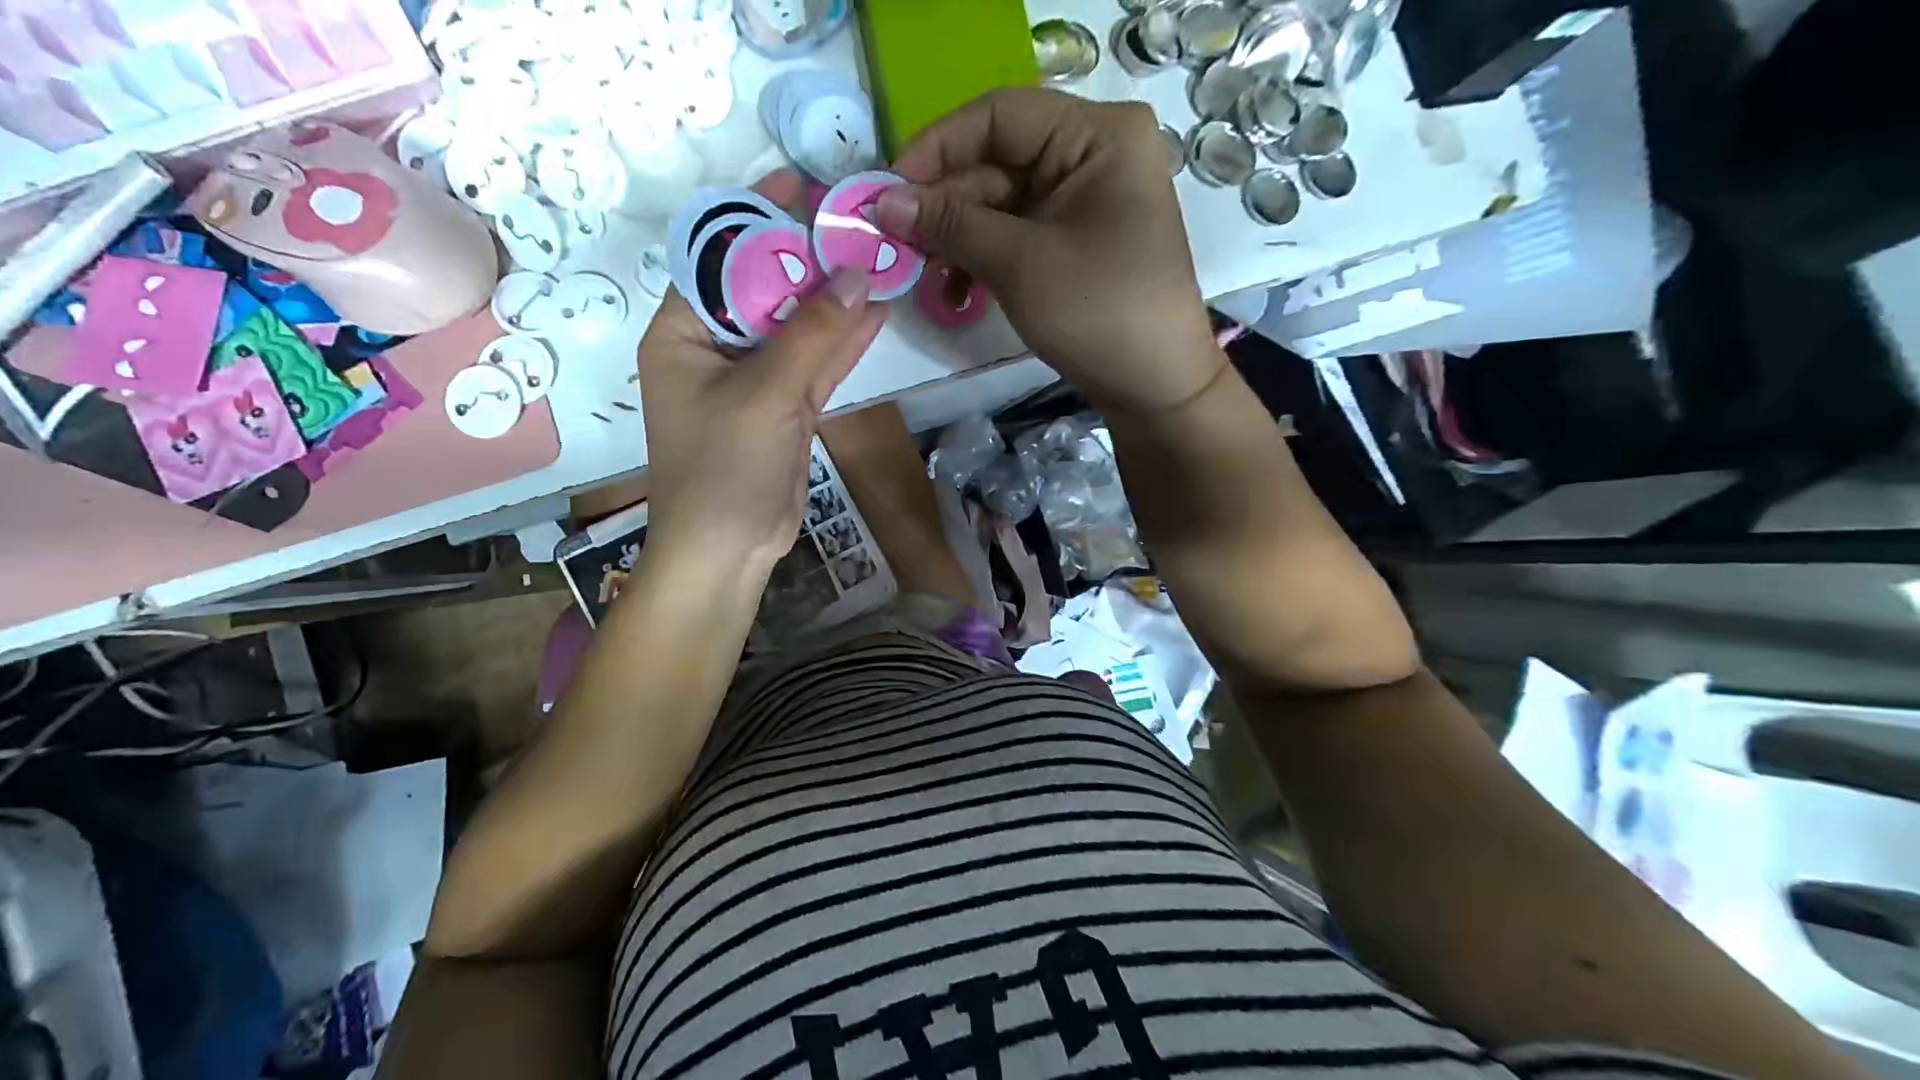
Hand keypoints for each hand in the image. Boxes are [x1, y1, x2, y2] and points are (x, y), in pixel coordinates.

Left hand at [640, 171, 886, 580]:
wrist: (728, 551)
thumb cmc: (724, 469)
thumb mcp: (765, 395)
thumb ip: (813, 334)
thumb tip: (858, 273)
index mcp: (683, 332)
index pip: (720, 256)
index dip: (760, 218)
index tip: (804, 183)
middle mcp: (715, 347)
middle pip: (766, 287)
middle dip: (810, 256)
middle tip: (857, 219)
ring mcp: (755, 379)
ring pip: (798, 326)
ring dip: (834, 298)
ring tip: (877, 254)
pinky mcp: (786, 407)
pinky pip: (816, 363)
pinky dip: (844, 340)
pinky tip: (876, 308)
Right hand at [878, 88, 1223, 417]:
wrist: (1155, 388)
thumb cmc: (1097, 312)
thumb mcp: (1019, 263)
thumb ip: (950, 224)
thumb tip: (884, 201)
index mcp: (1098, 135)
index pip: (999, 116)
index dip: (936, 149)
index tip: (886, 190)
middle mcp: (1093, 155)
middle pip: (997, 161)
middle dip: (943, 203)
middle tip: (893, 241)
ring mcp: (1084, 201)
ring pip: (1000, 204)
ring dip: (956, 238)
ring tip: (918, 273)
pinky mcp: (1074, 241)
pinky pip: (1016, 234)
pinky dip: (981, 258)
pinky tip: (951, 290)